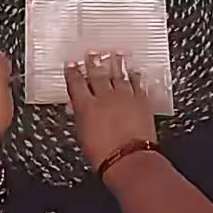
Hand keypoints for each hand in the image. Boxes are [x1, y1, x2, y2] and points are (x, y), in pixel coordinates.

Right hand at [65, 53, 157, 170]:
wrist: (129, 159)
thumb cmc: (104, 155)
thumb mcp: (83, 136)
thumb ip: (82, 118)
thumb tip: (79, 109)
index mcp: (86, 106)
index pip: (76, 83)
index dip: (72, 73)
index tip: (71, 65)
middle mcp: (105, 97)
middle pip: (97, 74)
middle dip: (93, 62)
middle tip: (91, 52)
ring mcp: (125, 97)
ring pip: (119, 75)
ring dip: (116, 63)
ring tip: (114, 54)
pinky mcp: (141, 101)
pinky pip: (138, 84)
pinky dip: (135, 77)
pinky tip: (135, 72)